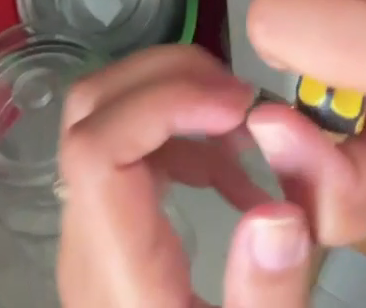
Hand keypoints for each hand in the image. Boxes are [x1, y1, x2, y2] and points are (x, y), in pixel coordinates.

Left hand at [58, 46, 317, 307]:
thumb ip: (268, 296)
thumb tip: (280, 209)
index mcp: (112, 272)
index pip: (96, 148)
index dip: (162, 103)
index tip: (241, 106)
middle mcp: (85, 236)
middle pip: (90, 110)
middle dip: (168, 78)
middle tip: (246, 103)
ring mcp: (92, 226)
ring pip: (106, 114)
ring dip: (177, 97)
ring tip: (249, 129)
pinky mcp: (110, 226)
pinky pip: (131, 144)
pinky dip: (183, 131)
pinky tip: (238, 170)